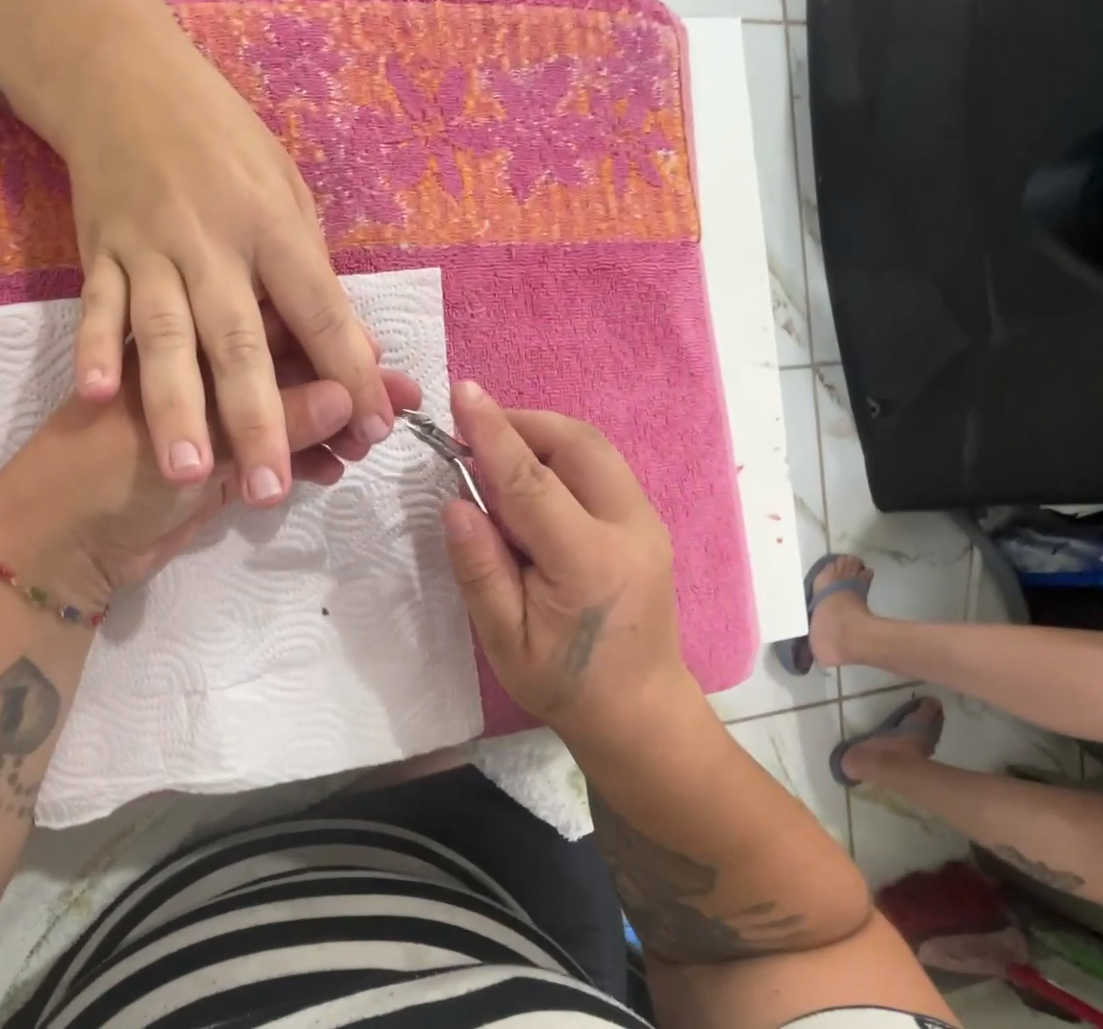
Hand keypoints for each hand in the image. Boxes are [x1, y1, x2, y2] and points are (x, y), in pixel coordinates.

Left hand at [0, 358, 421, 608]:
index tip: (386, 375)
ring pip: (284, 411)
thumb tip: (344, 396)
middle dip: (348, 388)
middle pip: (293, 370)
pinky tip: (335, 470)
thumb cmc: (102, 470)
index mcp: (192, 333)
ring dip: (330, 427)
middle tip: (403, 406)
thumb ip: (265, 417)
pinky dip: (300, 461)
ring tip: (376, 446)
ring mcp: (209, 413)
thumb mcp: (189, 438)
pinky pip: (267, 452)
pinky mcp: (212, 461)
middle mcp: (205, 364)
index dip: (338, 353)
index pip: (281, 332)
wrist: (51, 538)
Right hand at [59, 40, 391, 506]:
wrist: (125, 81)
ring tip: (187, 473)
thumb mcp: (287, 195)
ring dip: (176, 407)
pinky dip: (95, 350)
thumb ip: (310, 275)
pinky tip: (97, 396)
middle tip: (271, 490)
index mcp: (274, 226)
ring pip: (165, 338)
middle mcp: (213, 243)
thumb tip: (350, 351)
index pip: (321, 312)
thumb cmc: (225, 144)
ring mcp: (150, 249)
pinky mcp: (98, 252)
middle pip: (240, 343)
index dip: (351, 374)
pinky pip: (98, 307)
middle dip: (258, 420)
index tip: (374, 431)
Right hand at [439, 382, 684, 739]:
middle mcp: (628, 529)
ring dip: (542, 436)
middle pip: (576, 444)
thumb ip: (480, 568)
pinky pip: (601, 467)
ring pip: (593, 449)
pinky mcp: (646, 523)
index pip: (531, 481)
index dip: (494, 433)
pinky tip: (529, 481)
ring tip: (495, 453)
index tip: (463, 393)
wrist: (639, 709)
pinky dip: (560, 456)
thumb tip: (455, 502)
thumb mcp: (505, 639)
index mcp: (587, 562)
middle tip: (472, 432)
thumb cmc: (564, 683)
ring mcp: (646, 522)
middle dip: (522, 423)